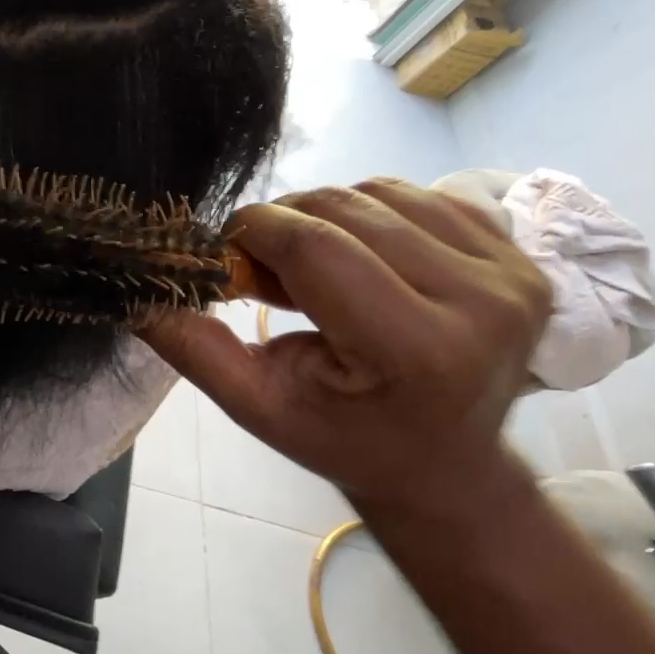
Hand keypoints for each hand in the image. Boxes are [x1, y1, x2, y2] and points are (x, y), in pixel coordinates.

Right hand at [137, 178, 553, 511]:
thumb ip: (191, 345)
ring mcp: (513, 272)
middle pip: (343, 207)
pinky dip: (370, 212)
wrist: (445, 463)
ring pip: (377, 191)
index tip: (226, 260)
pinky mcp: (521, 255)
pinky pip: (418, 194)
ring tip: (317, 270)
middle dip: (282, 224)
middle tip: (267, 275)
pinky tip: (363, 256)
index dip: (251, 233)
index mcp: (417, 349)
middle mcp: (482, 301)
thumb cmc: (342, 439)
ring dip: (323, 216)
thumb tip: (133, 287)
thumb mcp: (254, 404)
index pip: (315, 245)